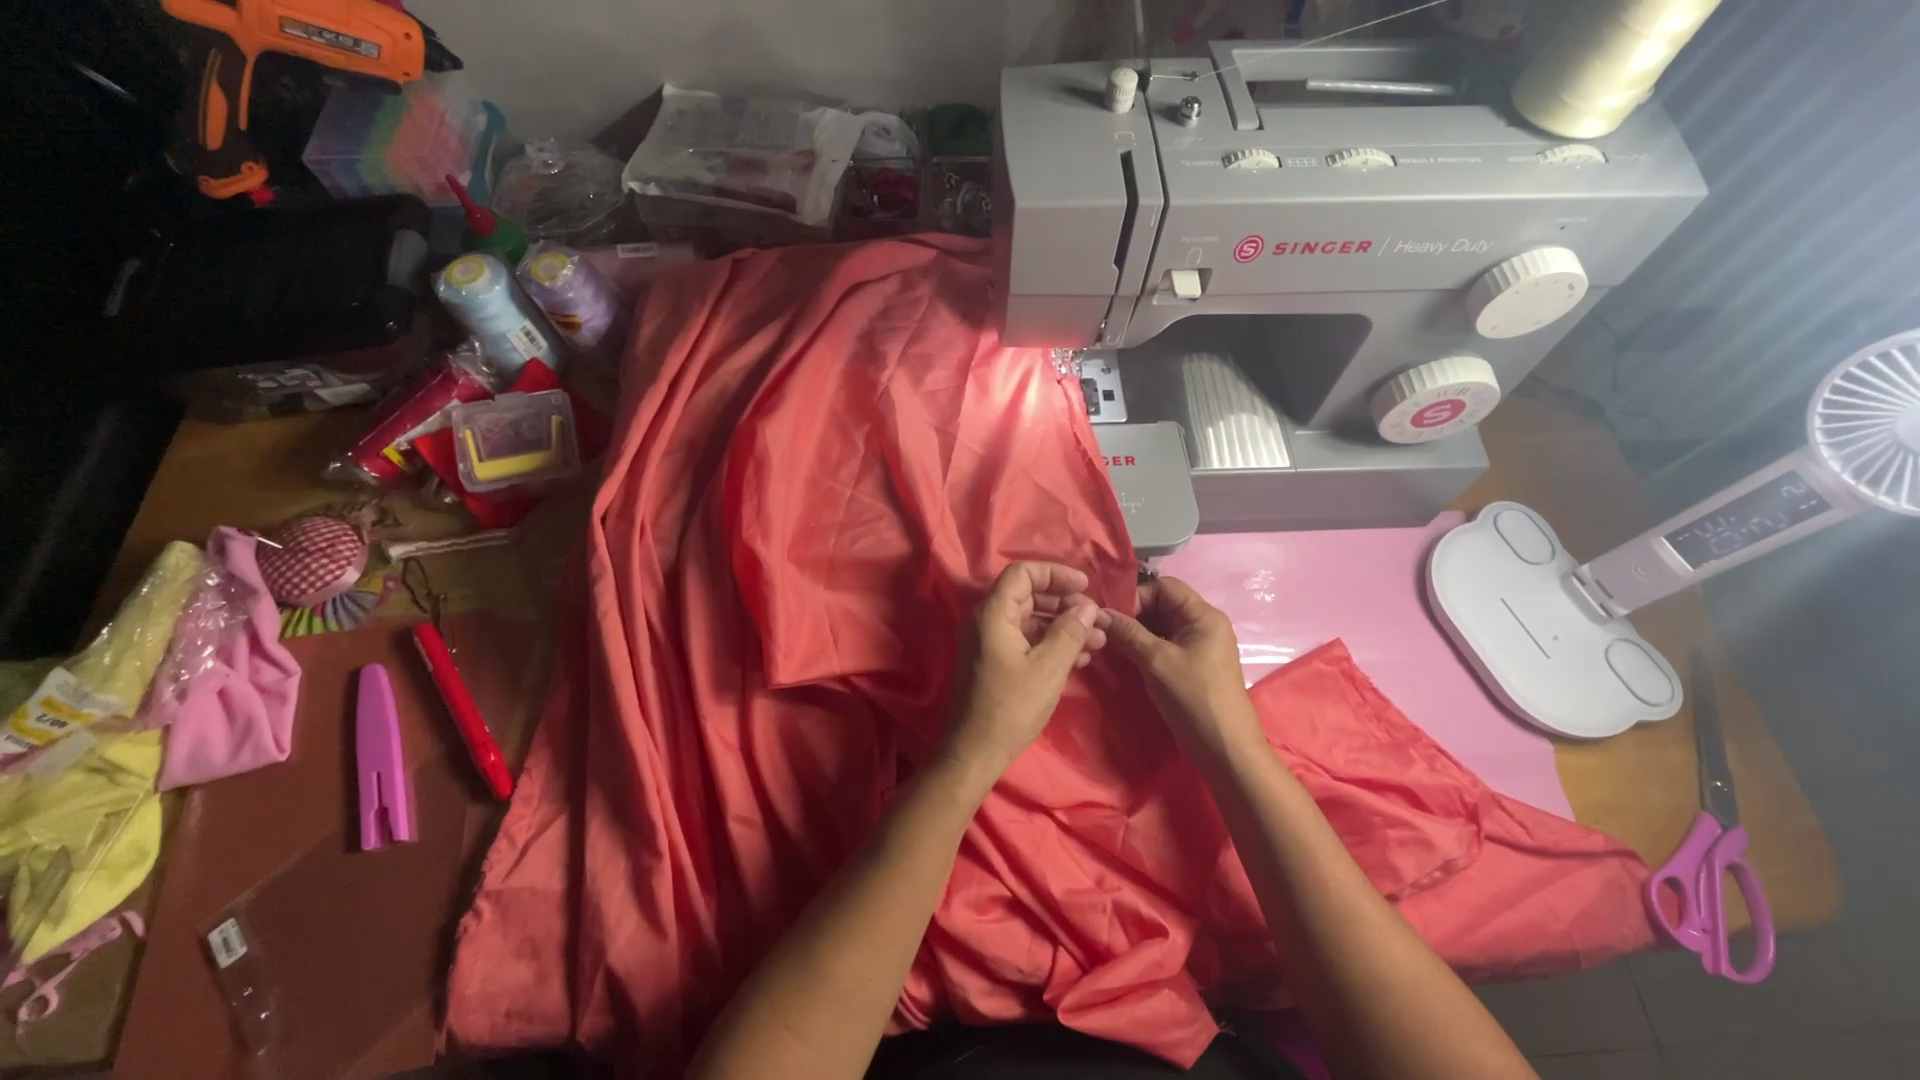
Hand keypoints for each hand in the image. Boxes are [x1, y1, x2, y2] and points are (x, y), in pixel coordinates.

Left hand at [941, 562, 1107, 782]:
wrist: (976, 750)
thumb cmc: (1011, 707)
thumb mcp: (1049, 668)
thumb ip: (1069, 633)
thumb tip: (1086, 608)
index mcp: (993, 615)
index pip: (1022, 574)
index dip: (1055, 574)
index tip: (1085, 586)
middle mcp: (987, 622)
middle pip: (1028, 595)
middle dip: (1064, 603)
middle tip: (1094, 617)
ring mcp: (990, 643)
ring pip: (1031, 620)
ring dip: (1063, 626)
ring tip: (1098, 640)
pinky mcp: (996, 662)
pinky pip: (1027, 640)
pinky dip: (1052, 643)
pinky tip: (1081, 657)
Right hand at [1099, 577, 1263, 764]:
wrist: (1223, 747)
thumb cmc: (1192, 696)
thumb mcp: (1156, 660)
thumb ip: (1127, 633)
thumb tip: (1097, 613)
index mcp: (1204, 616)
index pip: (1164, 587)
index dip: (1135, 595)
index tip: (1109, 615)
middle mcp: (1203, 625)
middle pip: (1162, 605)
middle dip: (1132, 614)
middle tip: (1103, 629)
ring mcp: (1198, 647)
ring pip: (1161, 627)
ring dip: (1135, 632)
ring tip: (1108, 642)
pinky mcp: (1191, 666)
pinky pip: (1164, 646)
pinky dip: (1144, 647)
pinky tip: (1123, 657)